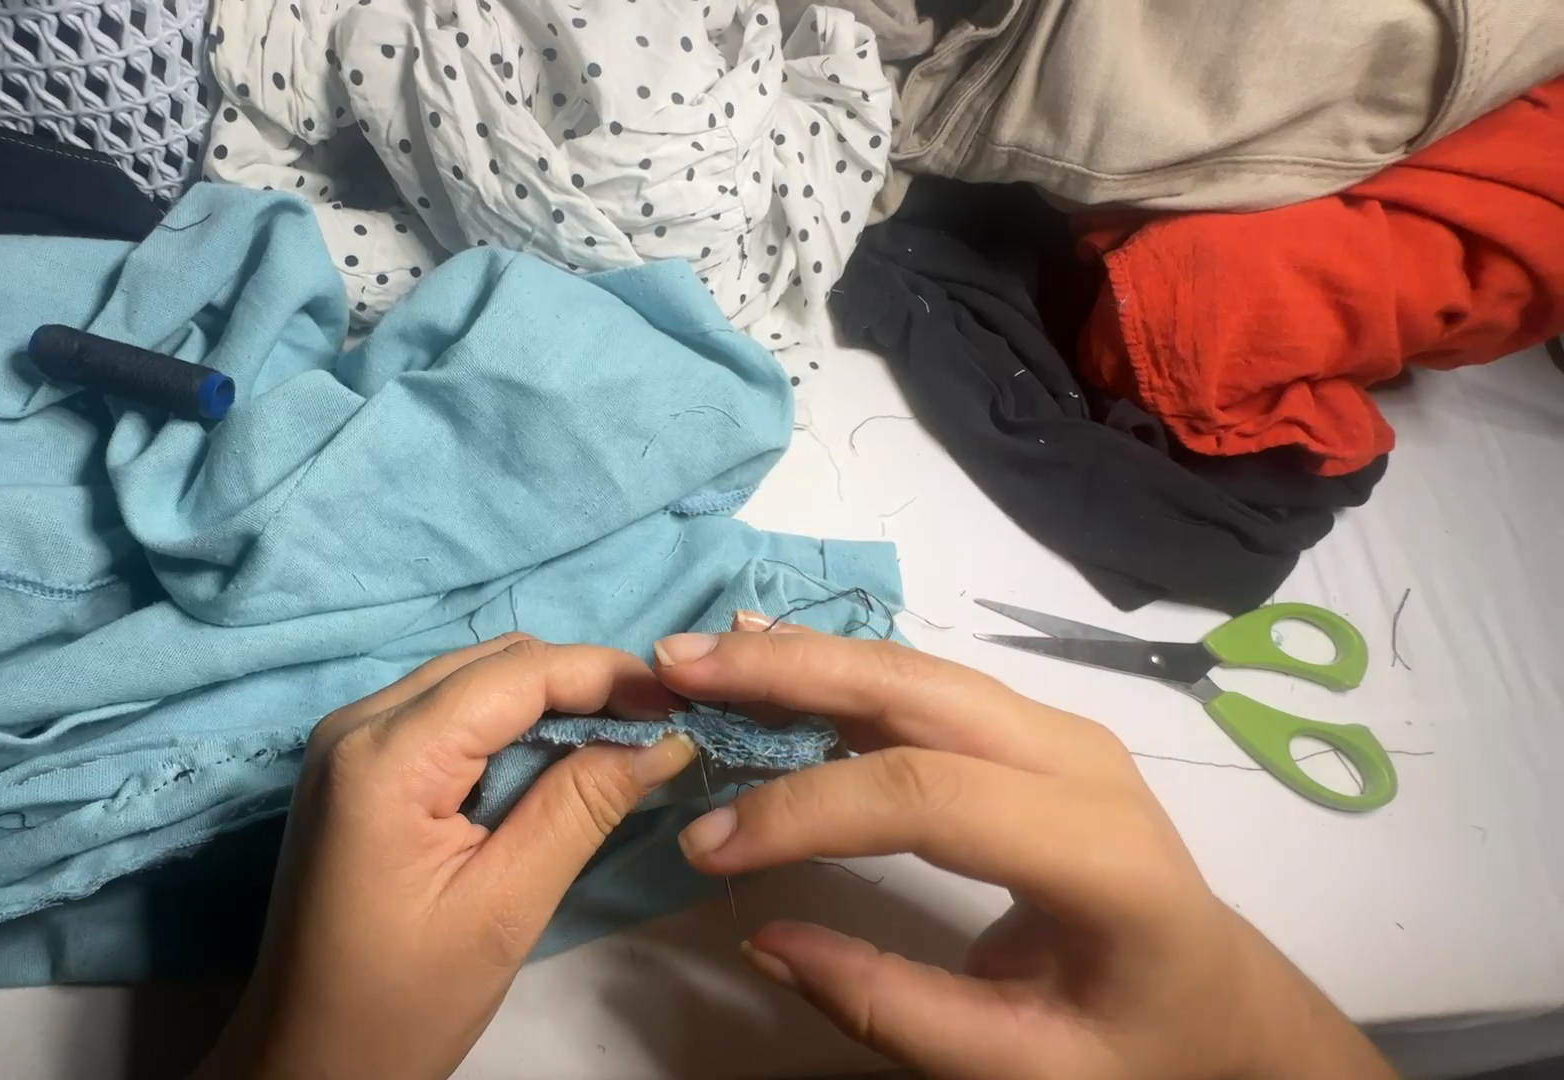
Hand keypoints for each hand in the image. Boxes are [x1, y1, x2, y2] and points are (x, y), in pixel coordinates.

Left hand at [193, 634, 699, 1079]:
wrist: (304, 1063)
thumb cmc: (401, 1005)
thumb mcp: (505, 909)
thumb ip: (582, 806)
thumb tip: (666, 741)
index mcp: (384, 756)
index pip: (516, 674)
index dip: (604, 674)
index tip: (674, 701)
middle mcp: (360, 720)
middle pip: (495, 663)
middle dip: (582, 681)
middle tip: (653, 724)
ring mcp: (352, 733)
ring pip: (476, 675)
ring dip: (550, 696)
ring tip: (615, 737)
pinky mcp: (360, 755)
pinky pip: (452, 706)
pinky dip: (512, 718)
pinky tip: (552, 752)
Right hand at [654, 616, 1396, 1079]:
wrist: (1224, 995)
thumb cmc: (1139, 1041)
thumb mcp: (1027, 1069)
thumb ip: (890, 1008)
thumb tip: (761, 939)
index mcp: (1097, 850)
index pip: (927, 797)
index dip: (804, 810)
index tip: (707, 844)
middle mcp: (1069, 755)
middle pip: (908, 690)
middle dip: (783, 675)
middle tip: (680, 667)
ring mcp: (1040, 724)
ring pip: (900, 666)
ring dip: (794, 657)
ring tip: (704, 655)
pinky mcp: (1009, 719)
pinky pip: (905, 678)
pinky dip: (826, 664)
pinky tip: (766, 650)